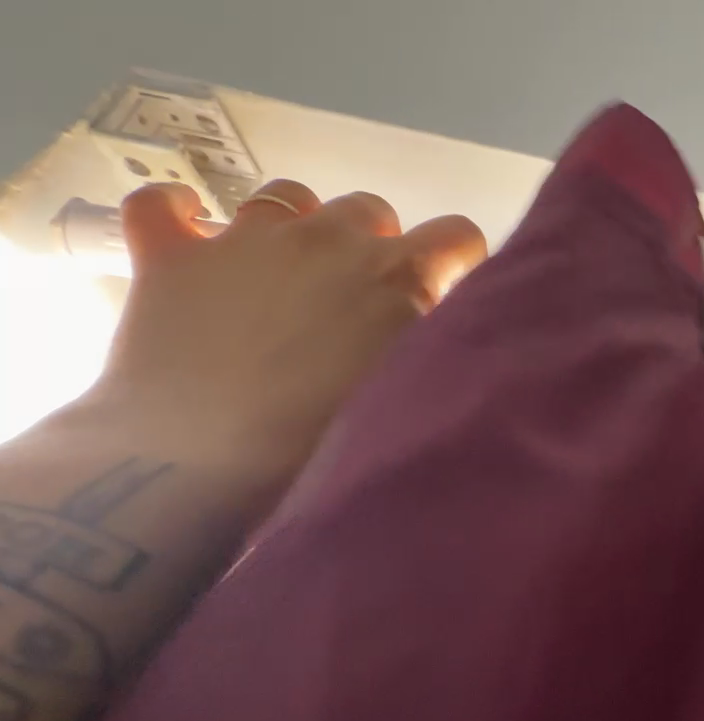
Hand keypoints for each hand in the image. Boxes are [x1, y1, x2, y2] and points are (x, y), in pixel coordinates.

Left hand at [84, 180, 486, 487]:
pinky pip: (165, 204)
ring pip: (287, 197)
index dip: (460, 262)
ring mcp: (245, 238)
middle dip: (379, 243)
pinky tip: (197, 237)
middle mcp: (332, 240)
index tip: (450, 293)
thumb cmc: (338, 437)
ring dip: (302, 227)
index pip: (459, 235)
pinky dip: (184, 213)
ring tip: (296, 273)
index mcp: (403, 276)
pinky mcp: (170, 253)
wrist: (212, 461)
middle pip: (371, 209)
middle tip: (369, 299)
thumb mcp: (430, 392)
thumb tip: (455, 326)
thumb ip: (448, 344)